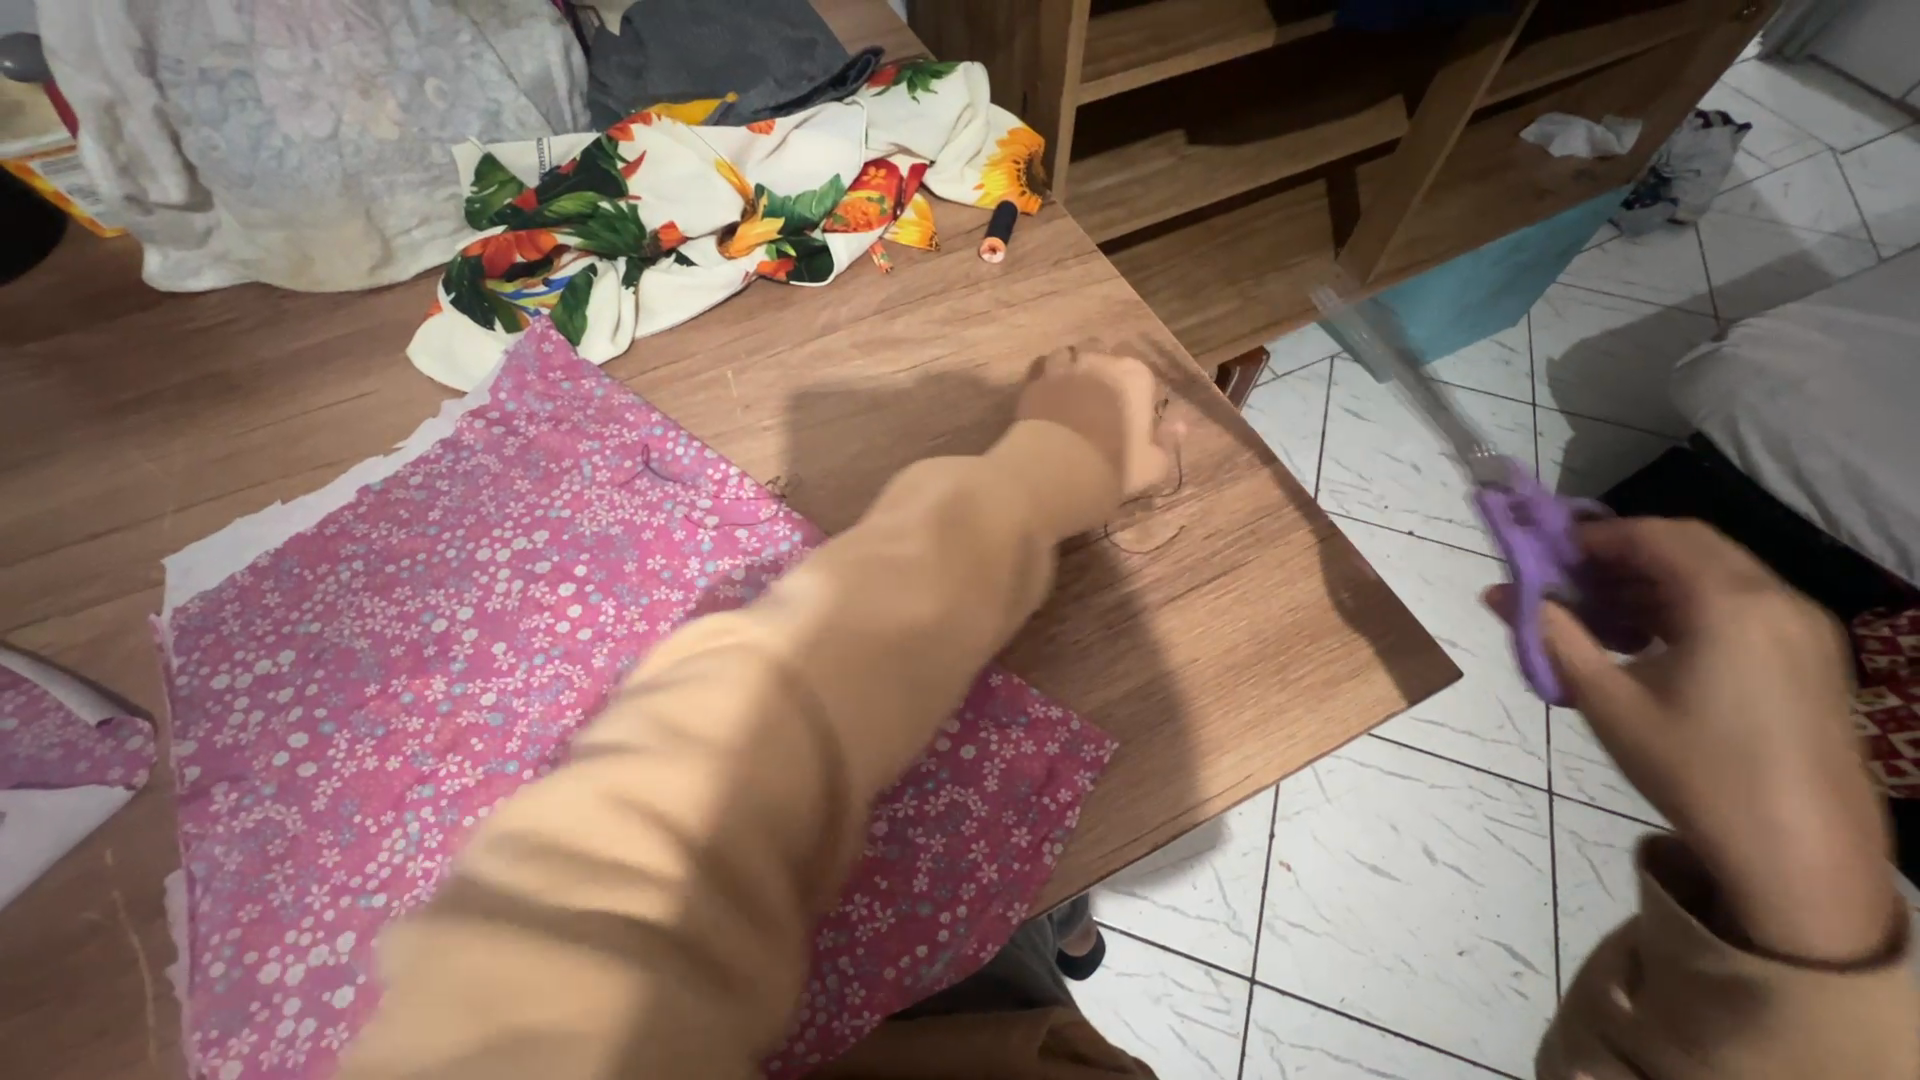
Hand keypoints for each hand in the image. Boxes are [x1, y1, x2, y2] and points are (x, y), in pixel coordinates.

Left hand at [1016, 348, 1171, 497]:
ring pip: (1067, 355)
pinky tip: (1044, 398)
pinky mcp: (1032, 383)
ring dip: (1069, 367)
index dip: (1134, 393)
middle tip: (1096, 399)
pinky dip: (1043, 379)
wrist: (1054, 471)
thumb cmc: (1112, 468)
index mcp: (1135, 377)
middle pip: (1101, 353)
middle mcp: (1099, 363)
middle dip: (1100, 369)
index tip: (1129, 415)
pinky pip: (1040, 371)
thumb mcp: (1150, 466)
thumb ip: (1166, 443)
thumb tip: (1179, 425)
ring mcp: (1062, 369)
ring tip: (1067, 392)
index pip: (1140, 374)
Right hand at [1499, 518, 1897, 963]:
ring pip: (1718, 572)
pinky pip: (1743, 603)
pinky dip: (1688, 603)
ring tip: (1599, 615)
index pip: (1655, 535)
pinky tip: (1648, 642)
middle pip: (1690, 545)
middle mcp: (1777, 600)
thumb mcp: (1607, 701)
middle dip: (1621, 554)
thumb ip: (1552, 635)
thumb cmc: (1693, 769)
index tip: (1546, 555)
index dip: (1594, 536)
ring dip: (1653, 578)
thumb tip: (1497, 593)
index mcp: (1730, 604)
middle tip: (1568, 581)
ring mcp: (1804, 627)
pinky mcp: (1813, 655)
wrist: (1800, 850)